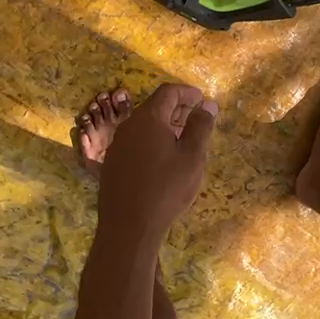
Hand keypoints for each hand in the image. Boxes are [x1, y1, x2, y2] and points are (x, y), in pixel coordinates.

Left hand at [96, 83, 217, 242]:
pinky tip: (163, 159)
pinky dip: (152, 140)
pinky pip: (135, 141)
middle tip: (197, 118)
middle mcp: (129, 125)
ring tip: (184, 139)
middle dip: (177, 108)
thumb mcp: (192, 157)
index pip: (168, 92)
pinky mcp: (113, 163)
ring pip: (144, 125)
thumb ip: (201, 127)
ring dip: (165, 125)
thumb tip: (207, 105)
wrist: (128, 226)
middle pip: (155, 106)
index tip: (203, 101)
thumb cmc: (166, 188)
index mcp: (148, 118)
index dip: (188, 93)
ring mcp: (117, 145)